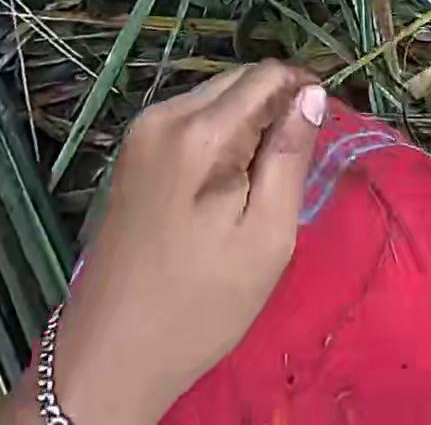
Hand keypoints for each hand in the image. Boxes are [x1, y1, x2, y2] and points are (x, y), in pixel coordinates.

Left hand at [52, 61, 327, 423]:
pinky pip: (193, 113)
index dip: (303, 89)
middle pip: (240, 78)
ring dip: (249, 115)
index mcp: (199, 135)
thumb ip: (291, 154)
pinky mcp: (134, 146)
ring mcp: (143, 129)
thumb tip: (313, 92)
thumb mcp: (267, 235)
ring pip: (217, 92)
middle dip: (276, 102)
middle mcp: (165, 115)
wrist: (108, 354)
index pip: (267, 75)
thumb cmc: (201, 303)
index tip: (321, 124)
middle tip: (293, 158)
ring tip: (261, 173)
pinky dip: (221, 128)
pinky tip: (226, 175)